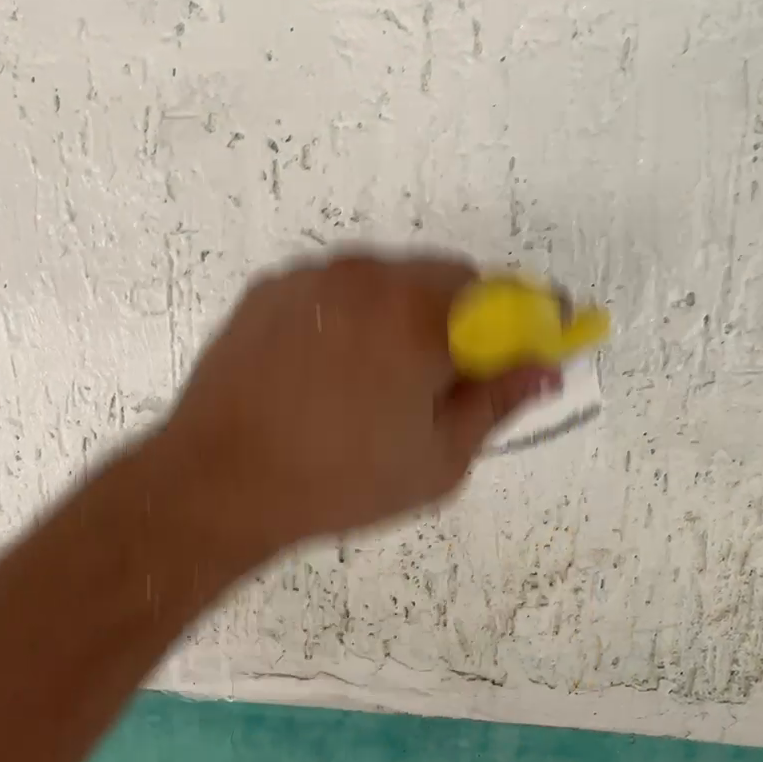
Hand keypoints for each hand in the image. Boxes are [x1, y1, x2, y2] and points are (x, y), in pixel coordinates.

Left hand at [156, 249, 557, 551]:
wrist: (217, 482)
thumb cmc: (337, 484)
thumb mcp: (435, 462)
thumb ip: (495, 406)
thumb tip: (545, 370)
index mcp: (419, 319)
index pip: (505, 298)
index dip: (528, 322)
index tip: (534, 349)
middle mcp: (369, 277)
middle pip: (447, 278)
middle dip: (466, 320)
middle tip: (448, 381)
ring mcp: (313, 277)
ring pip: (389, 279)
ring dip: (407, 315)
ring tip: (379, 382)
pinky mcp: (272, 288)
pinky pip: (337, 289)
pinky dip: (355, 316)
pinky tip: (331, 371)